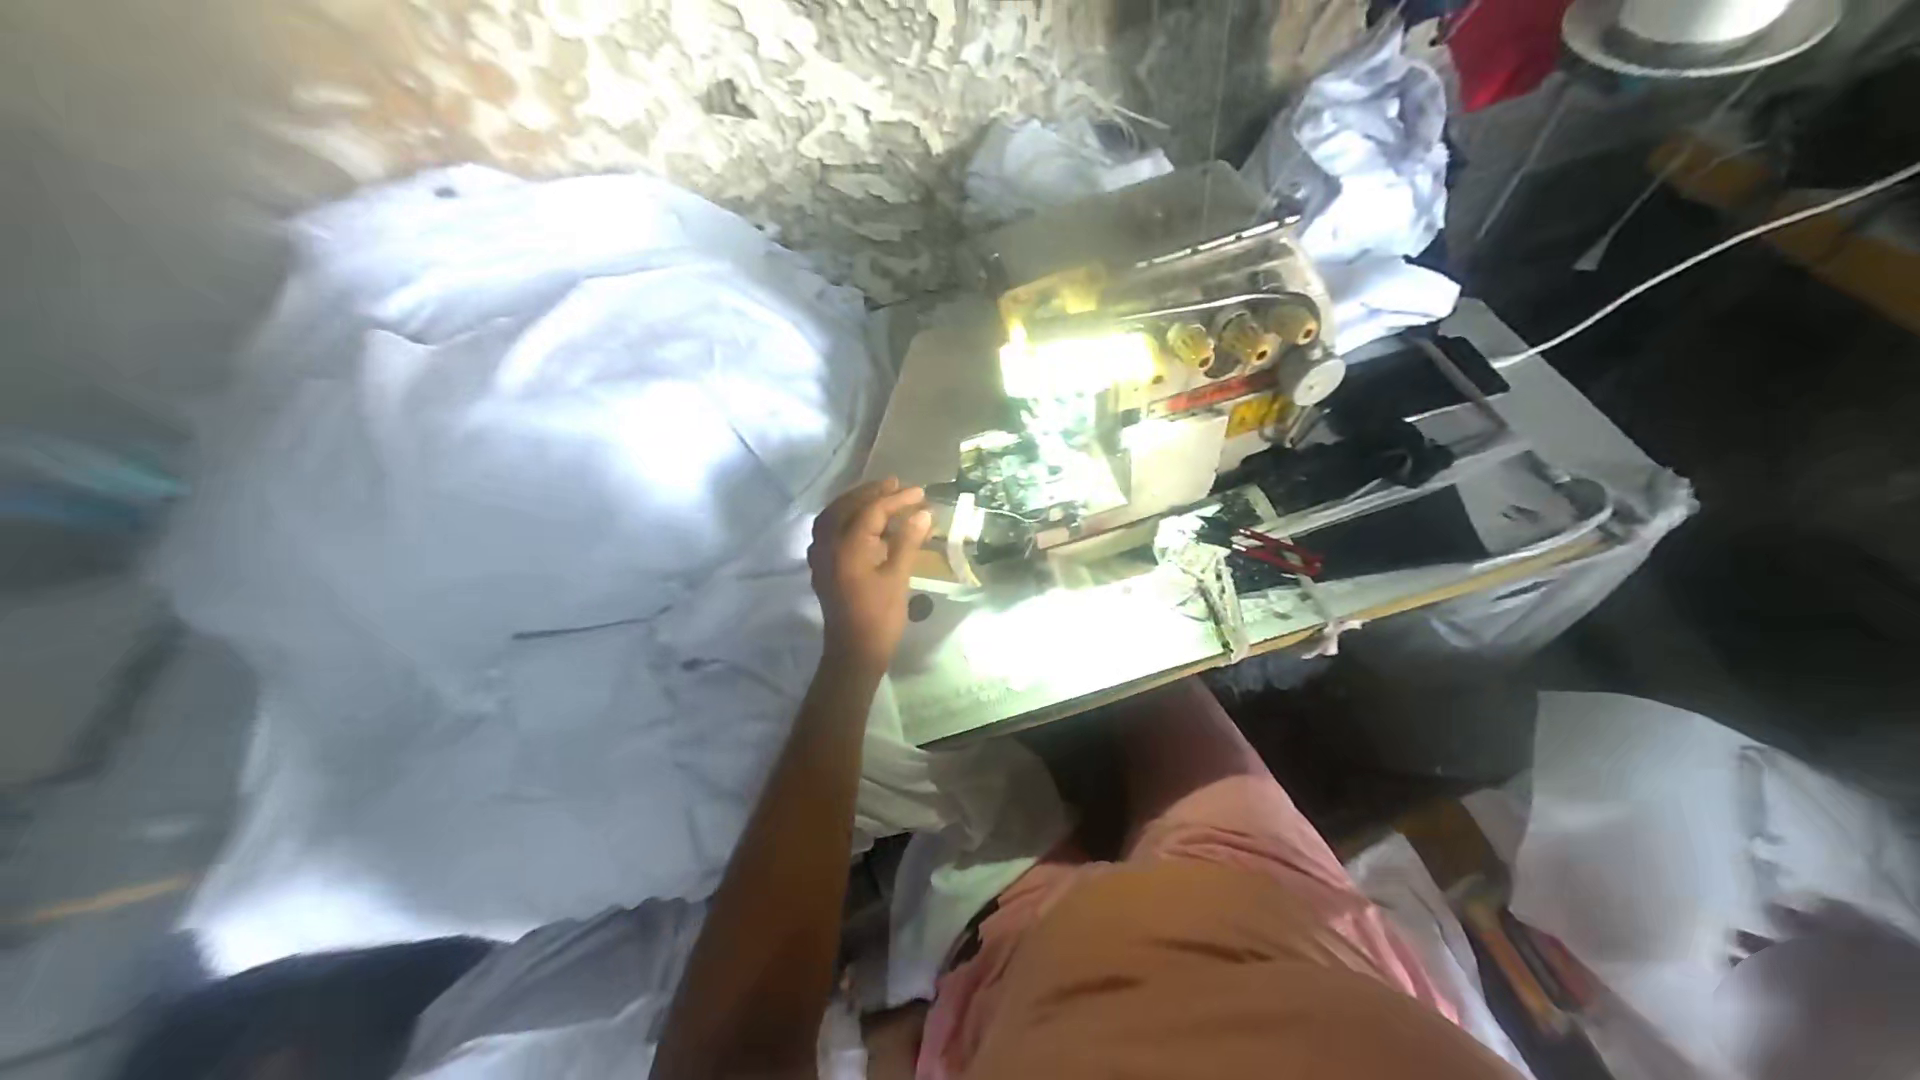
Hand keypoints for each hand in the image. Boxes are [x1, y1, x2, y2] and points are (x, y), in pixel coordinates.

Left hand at [808, 477, 932, 675]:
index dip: (897, 499)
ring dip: (854, 502)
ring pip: (833, 517)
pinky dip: (843, 519)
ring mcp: (821, 556)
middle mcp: (828, 545)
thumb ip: (907, 541)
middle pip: (847, 507)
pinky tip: (860, 523)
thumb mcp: (898, 578)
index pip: (872, 511)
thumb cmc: (880, 617)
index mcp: (846, 546)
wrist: (854, 653)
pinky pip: (827, 531)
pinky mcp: (821, 567)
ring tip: (879, 497)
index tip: (920, 493)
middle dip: (872, 493)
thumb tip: (923, 513)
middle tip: (896, 485)